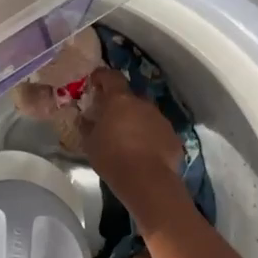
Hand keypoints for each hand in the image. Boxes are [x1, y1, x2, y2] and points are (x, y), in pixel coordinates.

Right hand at [74, 68, 189, 227]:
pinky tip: (143, 151)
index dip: (102, 76)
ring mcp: (160, 119)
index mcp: (120, 100)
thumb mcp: (90, 143)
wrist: (147, 181)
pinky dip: (150, 136)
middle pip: (130, 96)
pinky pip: (157, 131)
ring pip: (145, 114)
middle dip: (120, 104)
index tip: (94, 81)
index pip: (111, 77)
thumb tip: (84, 118)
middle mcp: (142, 104)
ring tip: (127, 137)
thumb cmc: (112, 157)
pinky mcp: (173, 136)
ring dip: (136, 120)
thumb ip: (87, 126)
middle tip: (110, 116)